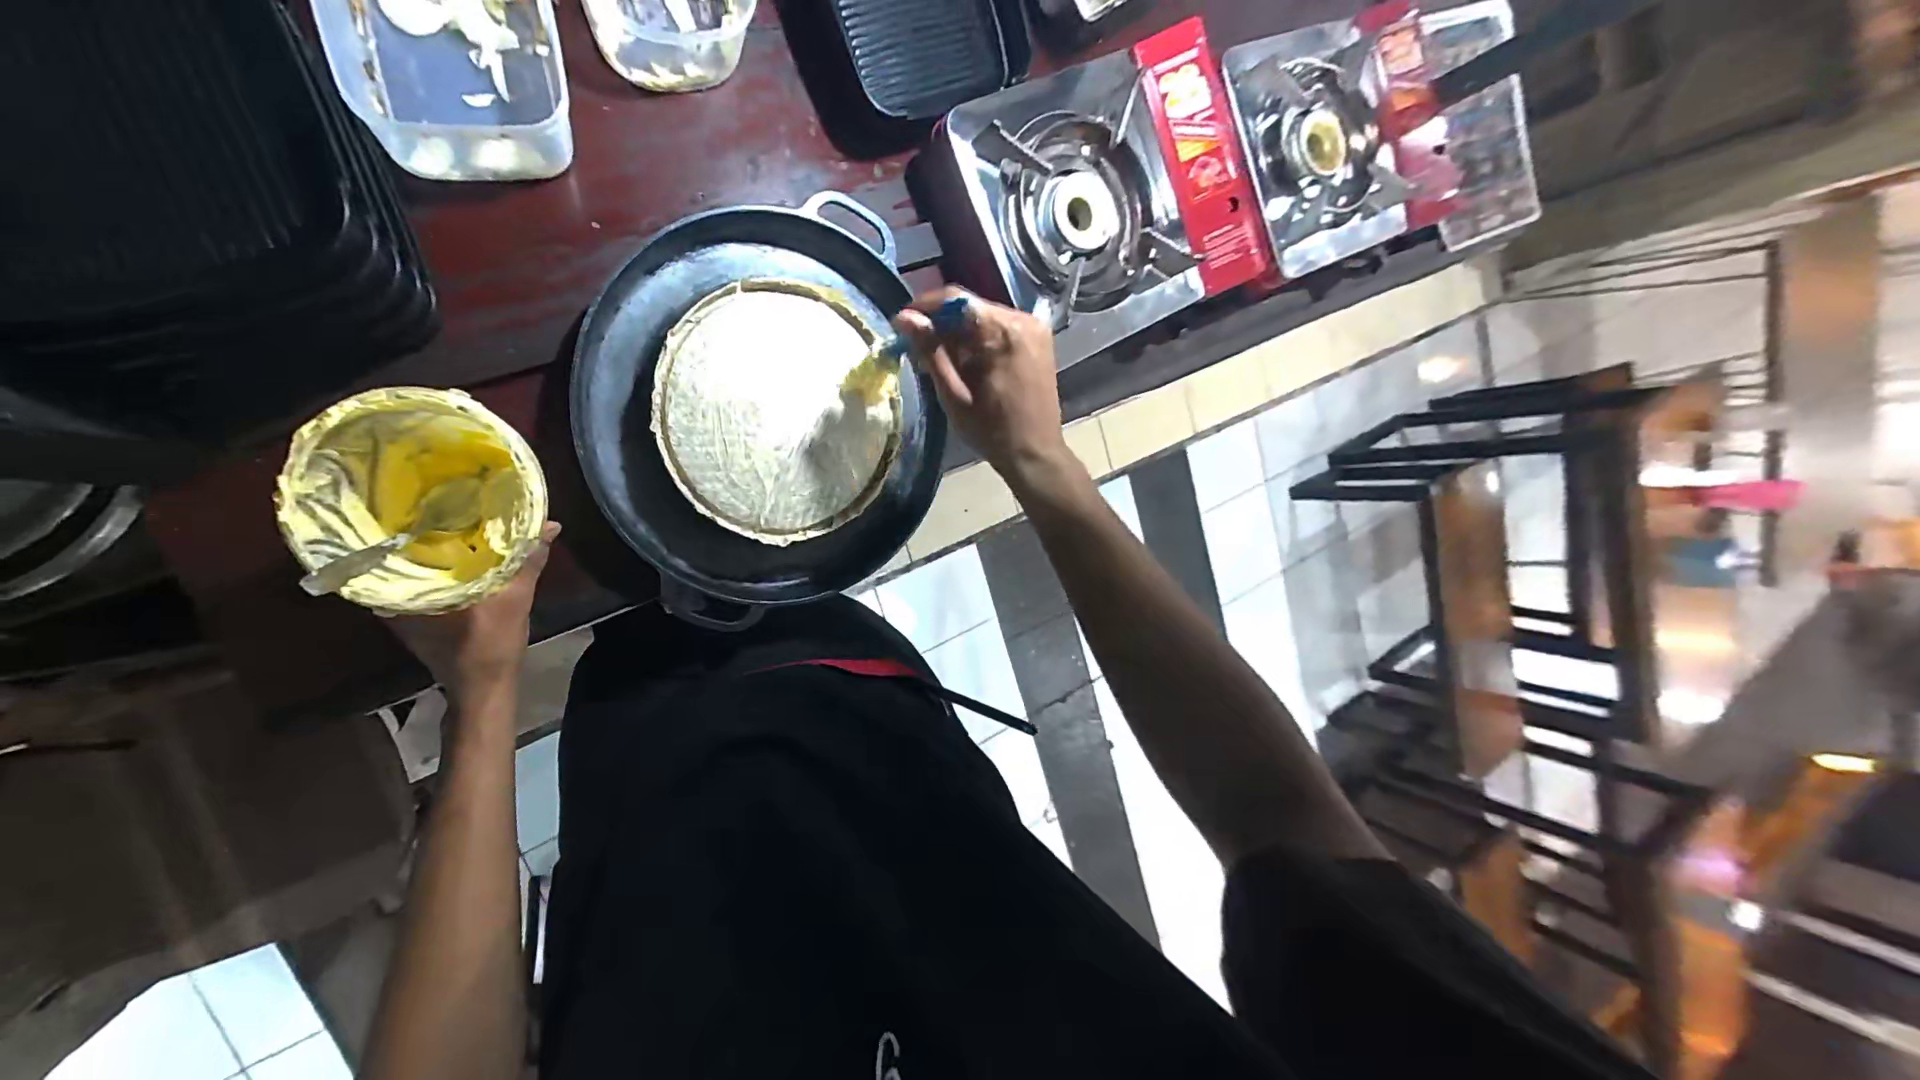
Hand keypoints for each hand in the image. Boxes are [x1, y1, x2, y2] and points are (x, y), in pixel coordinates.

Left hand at [387, 521, 560, 702]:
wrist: (481, 688)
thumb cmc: (490, 645)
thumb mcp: (515, 599)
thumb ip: (527, 561)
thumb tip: (549, 524)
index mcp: (415, 585)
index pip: (414, 539)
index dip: (429, 515)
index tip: (446, 495)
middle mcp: (398, 592)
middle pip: (415, 551)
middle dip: (435, 530)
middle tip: (455, 505)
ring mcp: (402, 607)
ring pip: (420, 566)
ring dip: (439, 550)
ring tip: (458, 525)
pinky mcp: (412, 617)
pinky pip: (424, 581)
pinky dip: (441, 569)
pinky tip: (460, 559)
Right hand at [893, 289, 1072, 482]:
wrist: (1035, 453)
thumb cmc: (991, 431)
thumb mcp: (953, 394)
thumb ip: (931, 351)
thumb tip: (904, 318)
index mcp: (1002, 332)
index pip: (955, 299)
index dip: (924, 307)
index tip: (902, 324)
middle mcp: (1022, 319)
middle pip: (970, 306)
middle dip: (942, 323)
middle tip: (919, 348)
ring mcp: (1034, 328)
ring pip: (984, 316)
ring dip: (960, 331)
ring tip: (942, 358)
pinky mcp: (1039, 339)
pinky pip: (1000, 328)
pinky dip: (980, 338)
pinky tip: (968, 361)